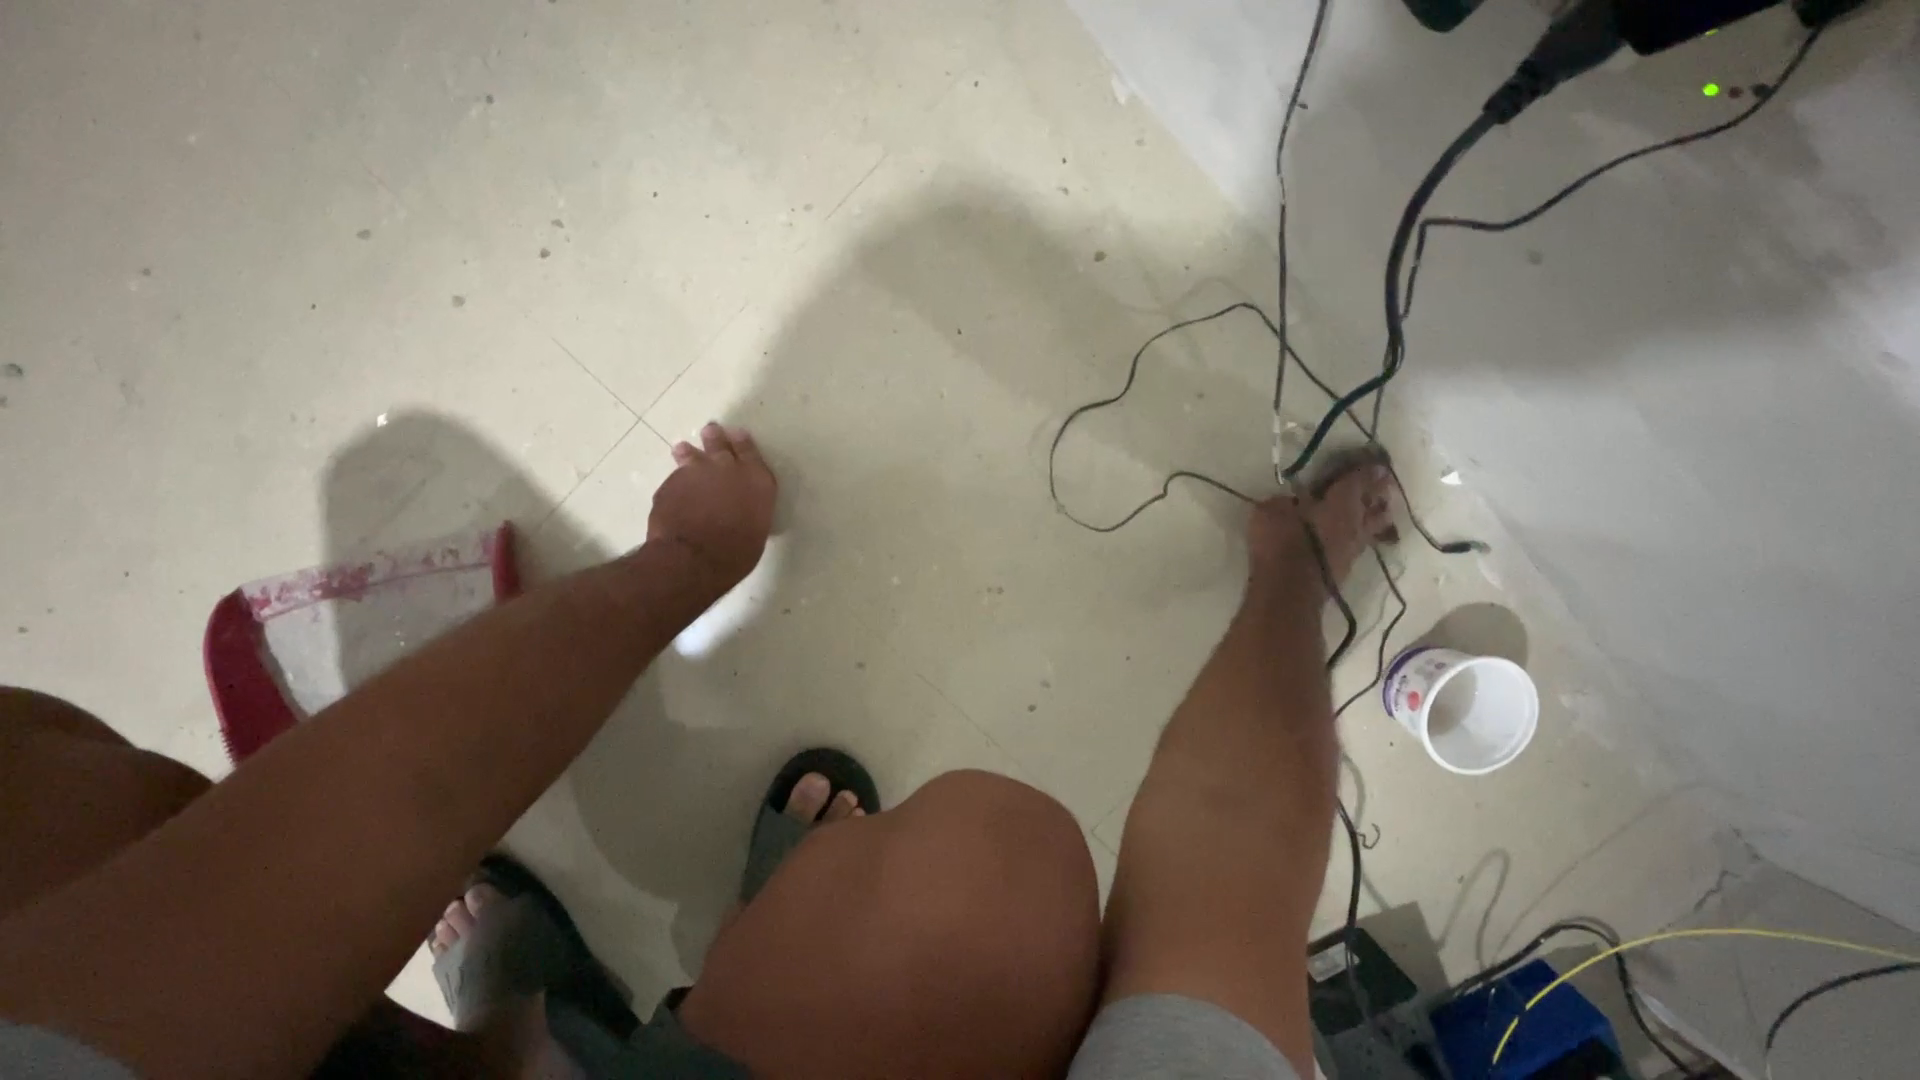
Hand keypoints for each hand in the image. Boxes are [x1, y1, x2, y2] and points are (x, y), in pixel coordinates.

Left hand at [648, 423, 777, 595]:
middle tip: (710, 431)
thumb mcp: (756, 530)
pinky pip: (674, 481)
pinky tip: (673, 493)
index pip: (749, 451)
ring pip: (690, 456)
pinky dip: (676, 485)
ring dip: (688, 453)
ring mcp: (694, 473)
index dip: (742, 442)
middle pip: (719, 444)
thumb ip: (749, 510)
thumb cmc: (737, 552)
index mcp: (756, 480)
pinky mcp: (670, 485)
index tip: (737, 434)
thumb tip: (741, 510)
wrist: (694, 558)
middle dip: (715, 438)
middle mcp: (726, 468)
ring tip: (683, 450)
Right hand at [1247, 464, 1390, 593]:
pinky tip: (1357, 536)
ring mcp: (1353, 547)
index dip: (1365, 469)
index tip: (1375, 462)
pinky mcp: (1345, 568)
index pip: (1358, 479)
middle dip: (1379, 491)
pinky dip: (1360, 536)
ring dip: (1377, 516)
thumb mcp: (1272, 510)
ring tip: (1382, 510)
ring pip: (1372, 526)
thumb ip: (1286, 501)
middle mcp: (1354, 522)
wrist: (1288, 589)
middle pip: (1373, 502)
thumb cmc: (1281, 540)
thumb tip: (1293, 500)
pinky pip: (1359, 544)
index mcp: (1341, 501)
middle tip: (1387, 481)